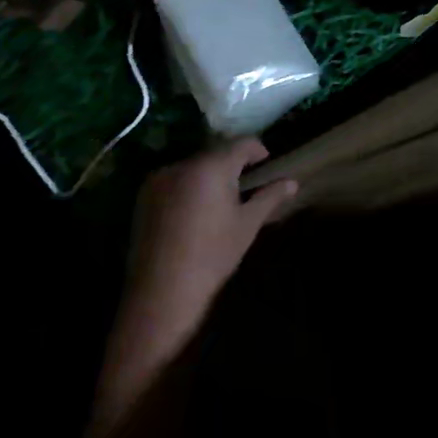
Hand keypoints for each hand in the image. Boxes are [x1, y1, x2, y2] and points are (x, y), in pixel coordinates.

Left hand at [122, 139, 297, 333]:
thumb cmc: (213, 256)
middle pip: (215, 153)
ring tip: (219, 200)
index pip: (241, 143)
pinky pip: (174, 180)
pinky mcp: (144, 196)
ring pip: (194, 166)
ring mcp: (159, 179)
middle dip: (232, 164)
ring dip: (209, 175)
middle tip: (245, 186)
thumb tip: (292, 182)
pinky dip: (188, 186)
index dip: (258, 151)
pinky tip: (194, 212)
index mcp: (212, 167)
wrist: (162, 293)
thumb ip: (270, 197)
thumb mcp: (247, 224)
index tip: (266, 166)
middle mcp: (183, 164)